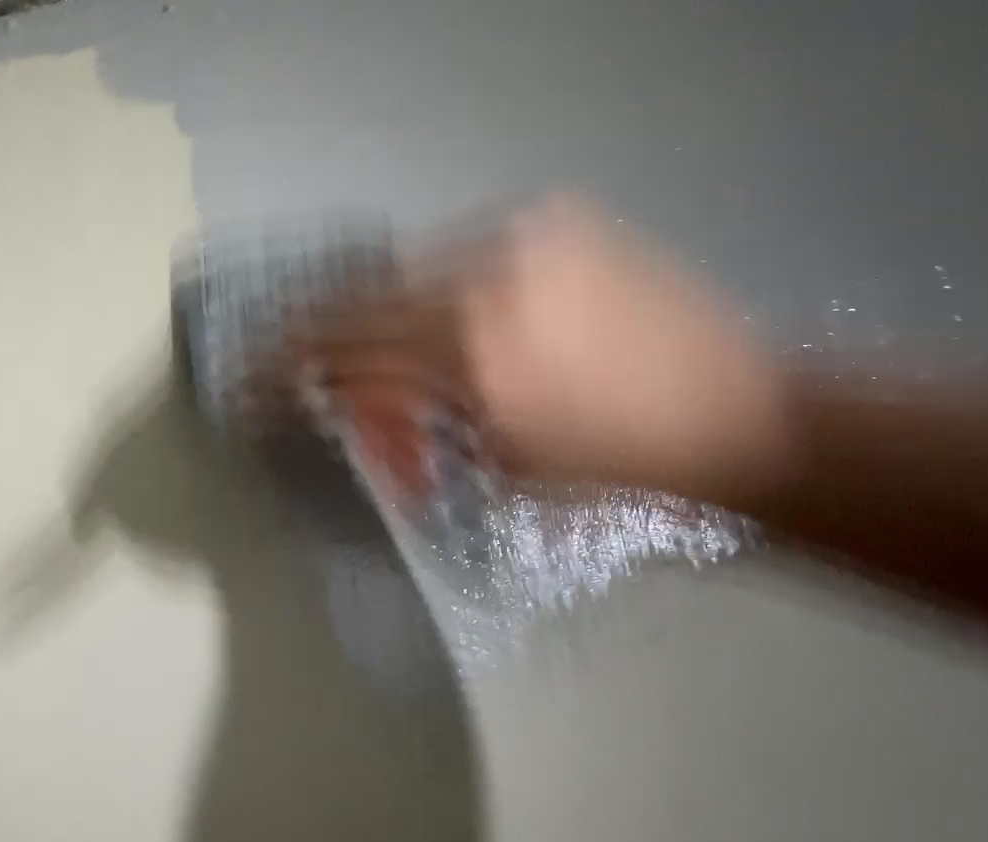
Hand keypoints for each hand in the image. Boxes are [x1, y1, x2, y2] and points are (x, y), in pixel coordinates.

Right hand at [288, 196, 793, 503]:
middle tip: (288, 361)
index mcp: (469, 351)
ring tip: (365, 350)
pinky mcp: (558, 222)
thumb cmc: (609, 472)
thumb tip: (347, 395)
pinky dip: (430, 287)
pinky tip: (434, 321)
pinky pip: (459, 251)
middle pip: (364, 294)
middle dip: (319, 333)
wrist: (742, 420)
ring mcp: (526, 237)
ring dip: (375, 311)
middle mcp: (487, 275)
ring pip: (408, 267)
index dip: (284, 362)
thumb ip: (409, 417)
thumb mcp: (490, 464)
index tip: (244, 378)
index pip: (343, 345)